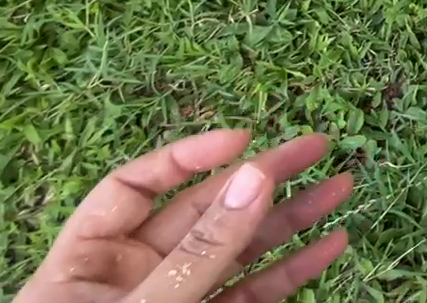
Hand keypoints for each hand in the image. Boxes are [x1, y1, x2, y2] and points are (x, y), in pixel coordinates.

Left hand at [14, 129, 352, 302]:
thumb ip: (200, 250)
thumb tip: (256, 174)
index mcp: (82, 271)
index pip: (131, 192)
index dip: (187, 158)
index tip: (245, 139)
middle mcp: (130, 281)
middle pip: (203, 210)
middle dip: (264, 177)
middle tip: (319, 147)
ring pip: (240, 247)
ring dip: (294, 216)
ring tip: (344, 187)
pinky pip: (256, 291)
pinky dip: (295, 268)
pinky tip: (333, 245)